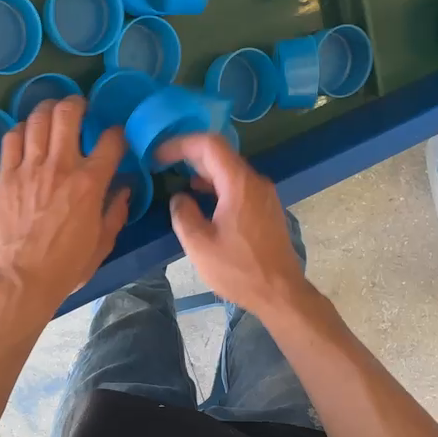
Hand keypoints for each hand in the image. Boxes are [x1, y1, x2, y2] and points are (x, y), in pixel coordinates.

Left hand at [0, 97, 128, 312]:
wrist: (24, 279)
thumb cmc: (67, 266)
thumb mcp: (102, 243)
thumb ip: (116, 212)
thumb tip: (125, 189)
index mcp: (90, 182)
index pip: (111, 139)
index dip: (117, 132)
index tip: (116, 136)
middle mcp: (61, 166)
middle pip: (69, 113)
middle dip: (78, 104)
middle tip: (80, 109)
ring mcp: (30, 168)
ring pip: (38, 118)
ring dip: (48, 109)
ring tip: (53, 113)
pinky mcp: (6, 176)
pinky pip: (11, 138)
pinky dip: (21, 129)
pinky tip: (27, 134)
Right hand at [158, 133, 309, 318]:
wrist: (279, 292)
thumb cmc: (238, 270)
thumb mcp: (199, 245)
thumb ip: (183, 215)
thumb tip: (179, 198)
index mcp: (239, 184)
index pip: (209, 145)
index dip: (180, 144)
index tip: (158, 155)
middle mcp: (255, 182)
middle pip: (220, 155)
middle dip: (189, 156)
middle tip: (162, 166)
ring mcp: (264, 195)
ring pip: (230, 171)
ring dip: (203, 173)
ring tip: (178, 183)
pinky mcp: (266, 209)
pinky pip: (238, 187)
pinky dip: (216, 187)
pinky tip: (202, 201)